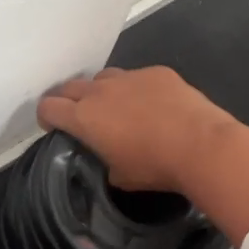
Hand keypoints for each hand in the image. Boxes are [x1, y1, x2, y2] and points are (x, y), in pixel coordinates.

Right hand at [37, 66, 248, 242]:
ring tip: (116, 110)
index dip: (46, 118)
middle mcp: (100, 91)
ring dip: (101, 92)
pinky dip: (135, 90)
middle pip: (69, 86)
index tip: (55, 128)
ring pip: (103, 78)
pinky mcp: (157, 72)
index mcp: (84, 117)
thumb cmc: (154, 167)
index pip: (47, 107)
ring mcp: (130, 77)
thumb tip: (103, 155)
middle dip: (68, 101)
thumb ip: (100, 159)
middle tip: (79, 118)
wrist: (202, 146)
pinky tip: (152, 107)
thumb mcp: (117, 176)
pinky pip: (136, 78)